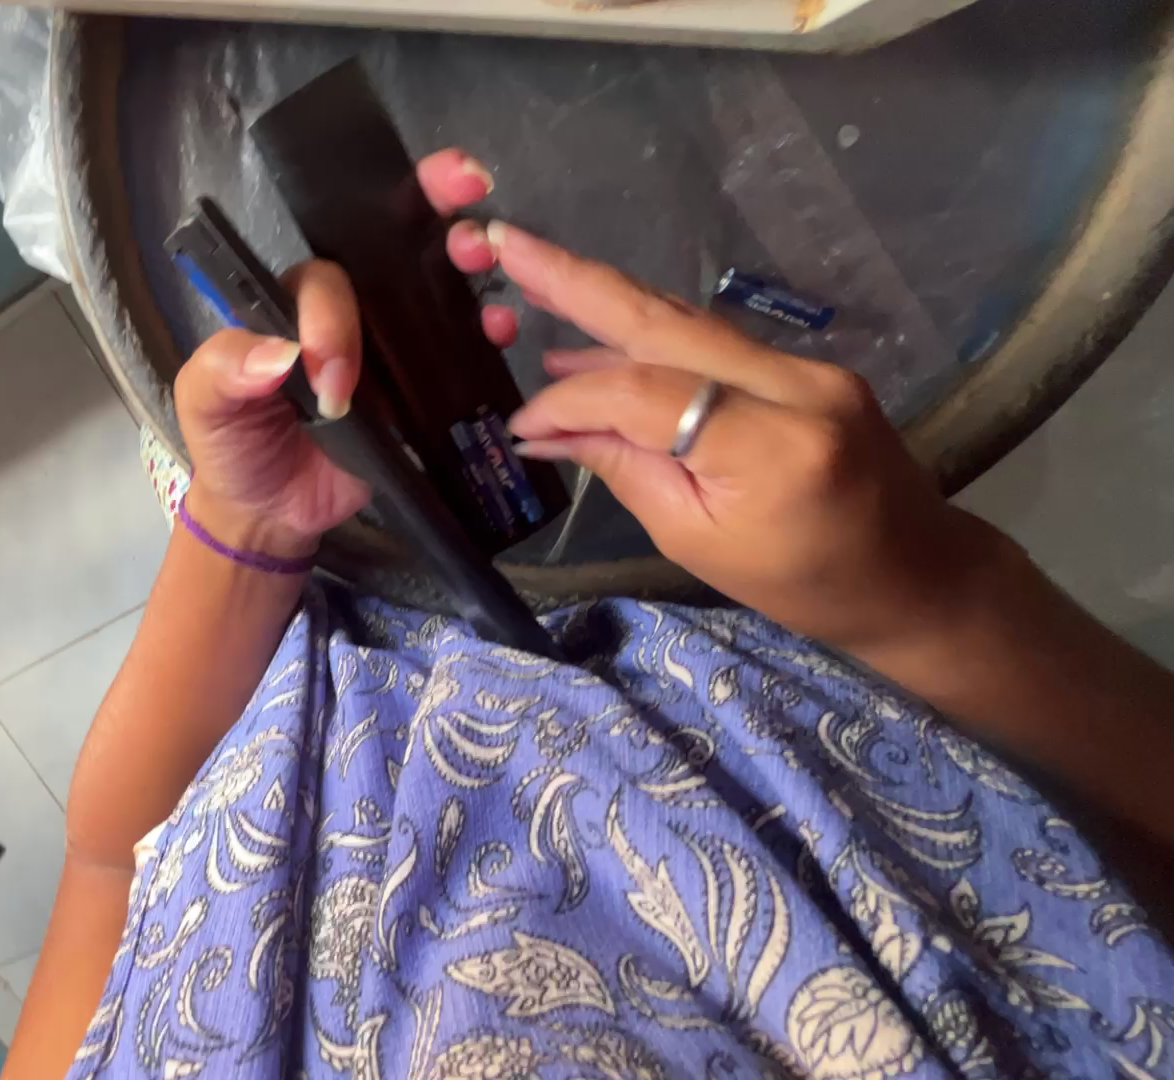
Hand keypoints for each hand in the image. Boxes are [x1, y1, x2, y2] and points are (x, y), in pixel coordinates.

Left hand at [173, 149, 502, 558]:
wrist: (270, 509)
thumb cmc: (231, 446)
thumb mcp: (205, 405)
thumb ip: (224, 369)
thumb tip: (278, 354)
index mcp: (289, 310)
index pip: (322, 283)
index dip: (333, 318)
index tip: (329, 377)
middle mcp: (342, 320)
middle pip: (385, 253)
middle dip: (425, 207)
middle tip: (463, 184)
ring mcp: (383, 354)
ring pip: (427, 292)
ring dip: (463, 264)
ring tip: (485, 259)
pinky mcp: (413, 394)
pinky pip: (450, 356)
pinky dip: (479, 337)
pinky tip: (498, 330)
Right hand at [479, 221, 1007, 649]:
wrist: (912, 572)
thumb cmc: (795, 579)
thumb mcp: (689, 535)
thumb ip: (620, 467)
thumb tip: (544, 432)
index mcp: (770, 445)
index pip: (641, 394)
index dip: (569, 400)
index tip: (521, 426)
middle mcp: (794, 383)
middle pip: (663, 321)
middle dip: (576, 280)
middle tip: (509, 244)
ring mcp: (802, 366)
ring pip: (680, 320)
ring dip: (601, 298)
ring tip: (533, 276)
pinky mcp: (797, 367)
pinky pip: (700, 343)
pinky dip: (637, 337)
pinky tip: (589, 342)